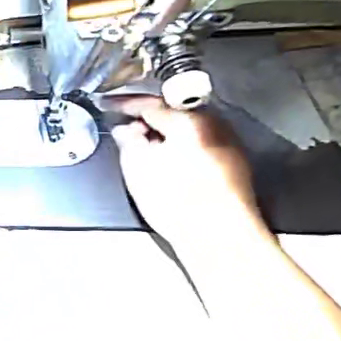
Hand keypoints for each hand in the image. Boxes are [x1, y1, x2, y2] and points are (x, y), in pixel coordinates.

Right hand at [109, 96, 272, 253]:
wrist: (220, 237)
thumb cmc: (178, 201)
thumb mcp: (137, 167)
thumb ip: (127, 140)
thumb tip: (126, 129)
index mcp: (190, 118)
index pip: (150, 103)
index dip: (123, 104)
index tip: (106, 105)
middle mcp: (214, 123)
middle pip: (173, 113)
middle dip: (146, 119)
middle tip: (124, 129)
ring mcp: (228, 143)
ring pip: (187, 129)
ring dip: (164, 135)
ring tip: (143, 150)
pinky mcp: (233, 164)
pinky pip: (199, 144)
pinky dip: (180, 147)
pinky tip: (167, 165)